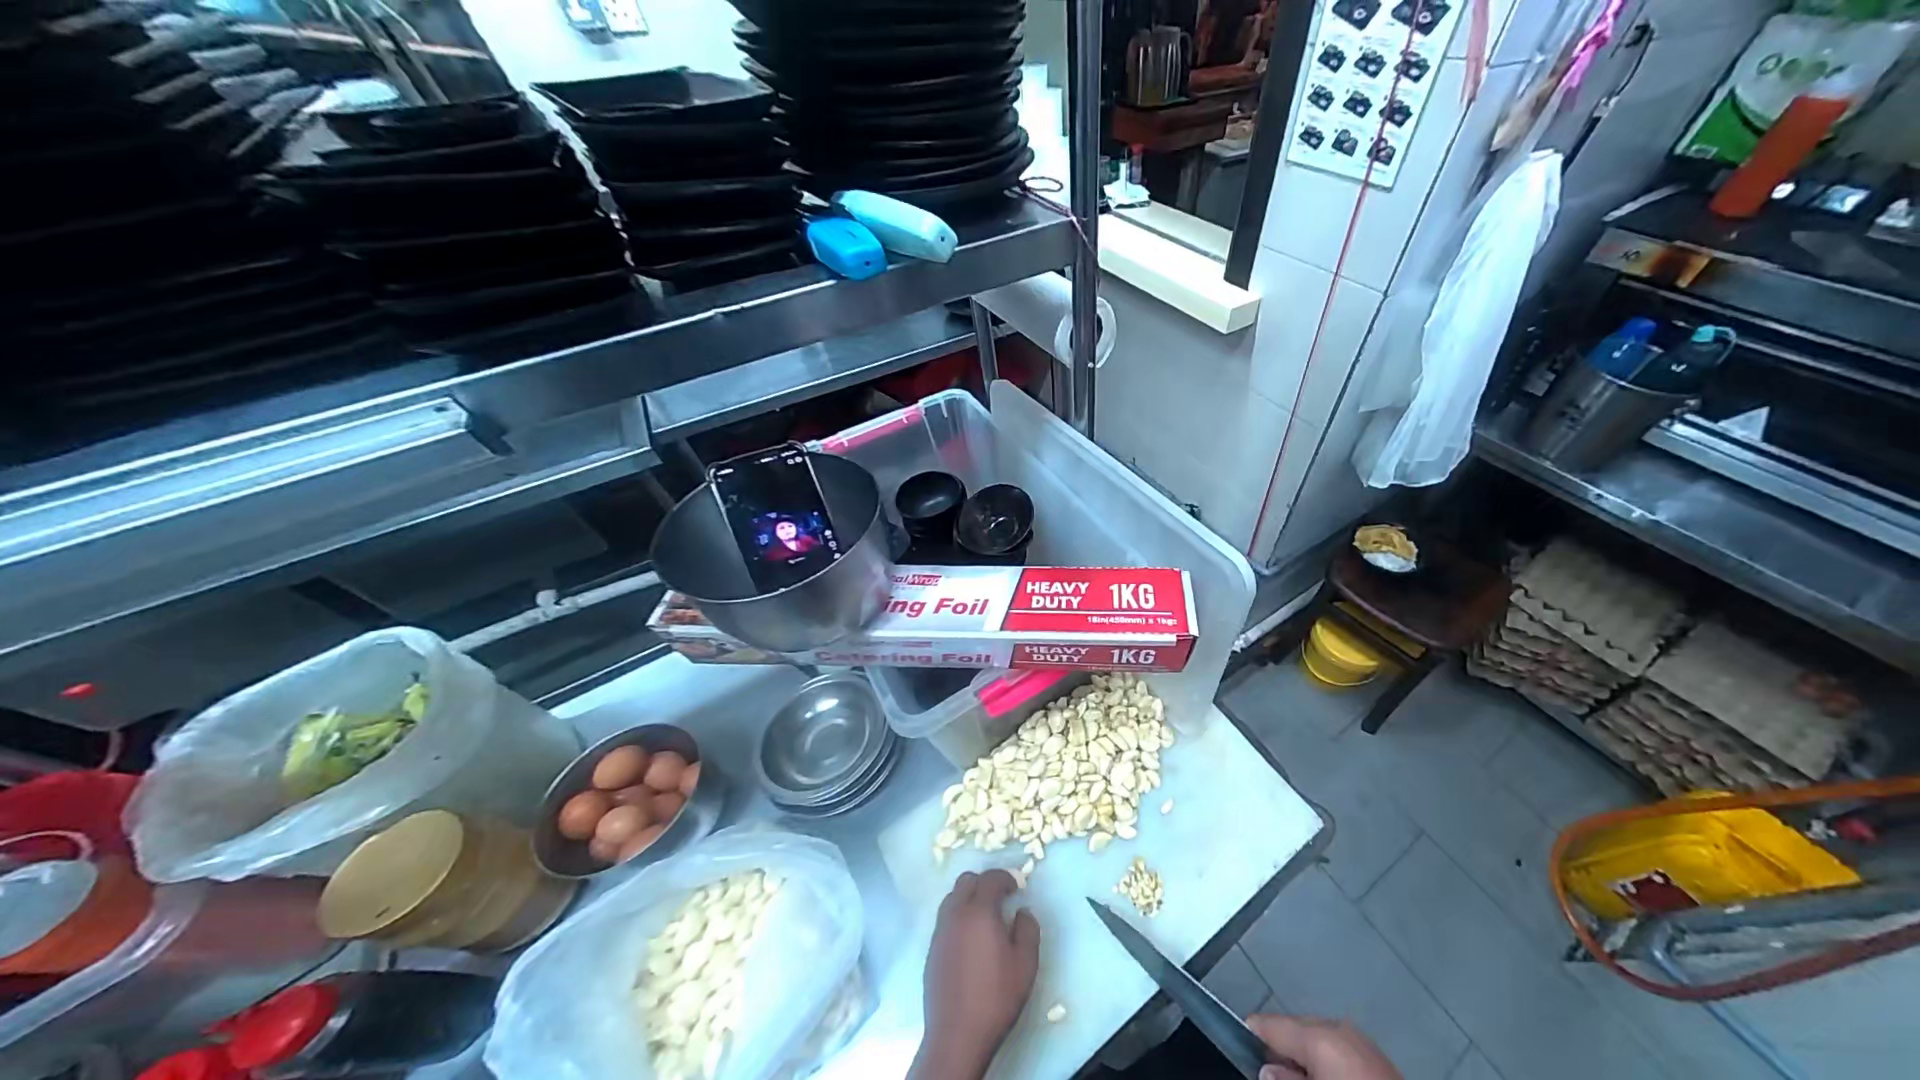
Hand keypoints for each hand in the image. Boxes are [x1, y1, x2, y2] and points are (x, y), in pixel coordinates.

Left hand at [909, 869, 1040, 1079]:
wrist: (957, 1032)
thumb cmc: (996, 996)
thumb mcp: (1026, 964)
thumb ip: (1028, 929)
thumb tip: (1022, 911)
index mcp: (979, 911)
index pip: (990, 878)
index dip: (1005, 877)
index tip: (1017, 887)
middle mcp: (955, 913)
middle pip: (966, 881)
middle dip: (985, 882)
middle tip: (1002, 898)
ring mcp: (940, 930)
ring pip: (952, 897)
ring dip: (969, 897)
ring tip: (986, 917)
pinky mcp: (932, 948)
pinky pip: (945, 917)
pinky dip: (959, 915)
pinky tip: (971, 938)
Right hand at [1248, 1014, 1402, 1079]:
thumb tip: (1267, 1071)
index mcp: (1316, 1033)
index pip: (1265, 1023)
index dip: (1250, 1041)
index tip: (1247, 1061)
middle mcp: (1336, 1026)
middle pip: (1291, 1028)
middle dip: (1282, 1051)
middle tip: (1278, 1076)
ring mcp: (1361, 1040)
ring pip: (1315, 1039)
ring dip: (1305, 1059)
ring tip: (1303, 1078)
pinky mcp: (1378, 1058)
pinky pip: (1338, 1051)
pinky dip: (1327, 1064)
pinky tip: (1327, 1079)